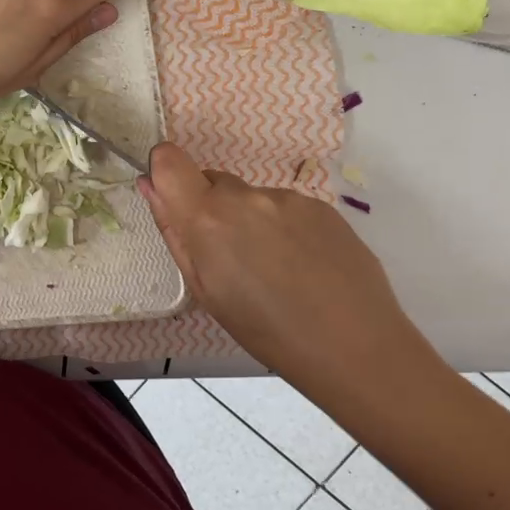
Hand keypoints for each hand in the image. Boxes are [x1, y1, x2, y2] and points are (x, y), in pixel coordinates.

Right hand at [138, 144, 432, 387]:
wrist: (358, 349)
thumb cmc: (266, 330)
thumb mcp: (203, 289)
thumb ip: (173, 231)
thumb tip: (150, 186)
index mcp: (207, 217)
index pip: (168, 159)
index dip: (165, 173)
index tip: (174, 202)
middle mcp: (245, 196)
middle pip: (211, 182)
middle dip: (211, 208)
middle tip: (232, 257)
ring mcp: (288, 199)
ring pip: (251, 198)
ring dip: (251, 221)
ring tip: (277, 270)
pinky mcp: (323, 208)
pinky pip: (286, 208)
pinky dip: (285, 229)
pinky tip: (304, 267)